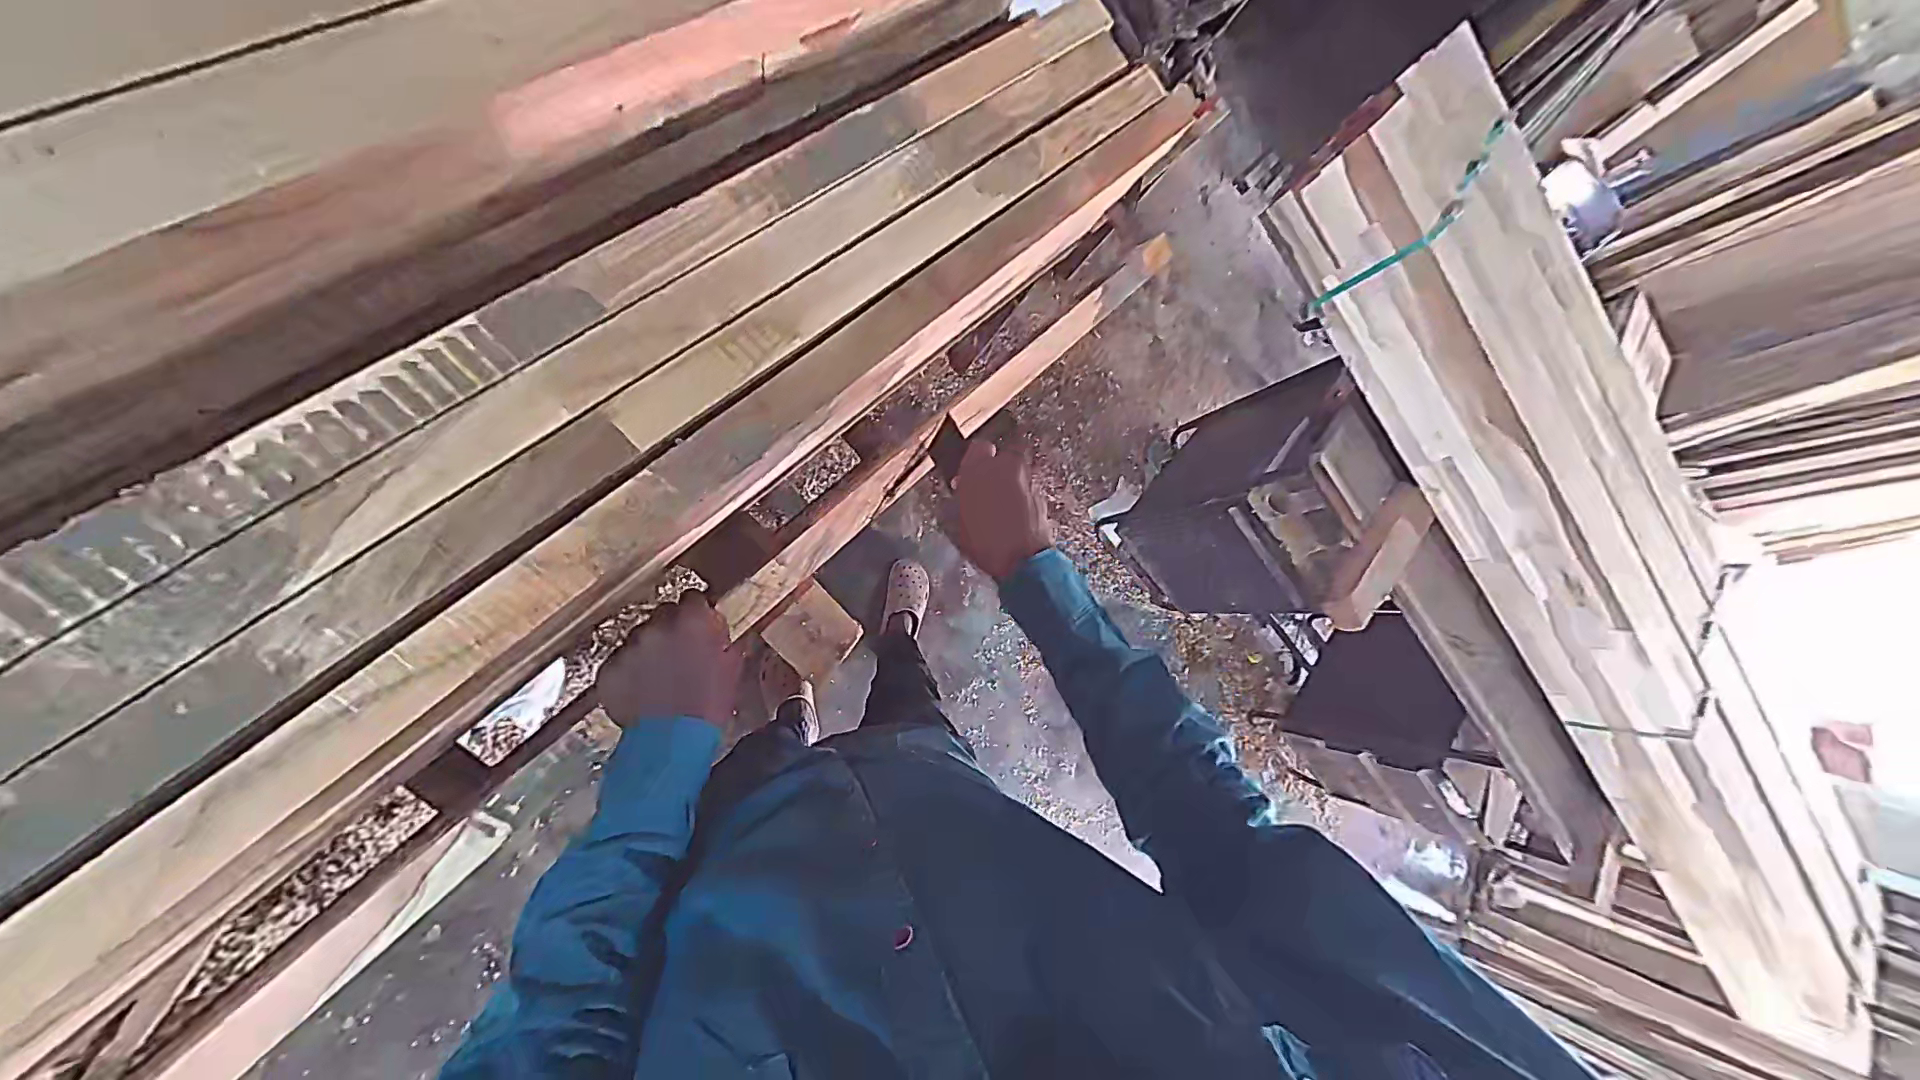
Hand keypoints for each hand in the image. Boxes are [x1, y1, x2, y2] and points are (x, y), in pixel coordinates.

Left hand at [594, 595, 742, 731]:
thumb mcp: (731, 665)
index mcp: (692, 620)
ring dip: (649, 649)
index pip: (692, 597)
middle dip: (671, 628)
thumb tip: (716, 625)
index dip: (695, 611)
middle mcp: (657, 625)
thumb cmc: (711, 704)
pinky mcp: (608, 669)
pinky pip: (619, 662)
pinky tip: (642, 689)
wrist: (673, 741)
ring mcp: (629, 646)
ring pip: (639, 638)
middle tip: (679, 652)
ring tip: (659, 675)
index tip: (697, 624)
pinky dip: (628, 671)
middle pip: (663, 614)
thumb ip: (723, 637)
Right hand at [951, 439, 1050, 581]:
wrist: (1023, 560)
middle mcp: (1007, 466)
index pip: (978, 448)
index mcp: (980, 467)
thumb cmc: (985, 542)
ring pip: (1014, 475)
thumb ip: (961, 495)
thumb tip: (963, 486)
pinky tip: (1012, 518)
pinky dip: (1019, 498)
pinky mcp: (1041, 494)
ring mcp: (1027, 479)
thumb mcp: (958, 520)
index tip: (969, 476)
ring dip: (1007, 486)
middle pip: (999, 460)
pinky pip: (1025, 489)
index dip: (973, 463)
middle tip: (983, 494)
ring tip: (998, 510)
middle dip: (992, 473)